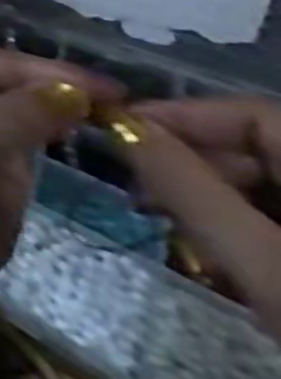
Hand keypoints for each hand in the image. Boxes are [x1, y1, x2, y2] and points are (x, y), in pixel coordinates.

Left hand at [0, 49, 121, 290]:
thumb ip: (23, 111)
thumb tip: (78, 89)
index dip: (39, 69)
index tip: (105, 86)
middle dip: (51, 84)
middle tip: (120, 98)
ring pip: (14, 104)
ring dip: (58, 105)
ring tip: (116, 110)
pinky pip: (24, 130)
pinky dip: (54, 126)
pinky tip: (89, 125)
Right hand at [123, 97, 280, 332]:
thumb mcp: (263, 264)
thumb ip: (187, 187)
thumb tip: (119, 125)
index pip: (255, 114)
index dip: (182, 115)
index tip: (114, 134)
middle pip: (262, 148)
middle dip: (191, 163)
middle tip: (137, 193)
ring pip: (271, 184)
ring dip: (212, 196)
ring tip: (171, 227)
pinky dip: (248, 225)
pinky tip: (222, 254)